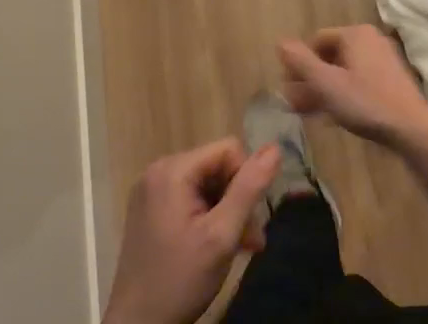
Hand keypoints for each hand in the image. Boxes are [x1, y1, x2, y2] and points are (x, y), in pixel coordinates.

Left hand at [101, 138, 279, 323]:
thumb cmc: (180, 281)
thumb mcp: (222, 235)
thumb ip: (250, 188)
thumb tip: (275, 147)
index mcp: (172, 171)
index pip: (229, 150)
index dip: (246, 180)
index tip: (248, 219)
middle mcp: (159, 172)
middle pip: (219, 167)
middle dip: (239, 200)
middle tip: (251, 240)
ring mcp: (153, 193)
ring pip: (210, 185)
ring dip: (230, 213)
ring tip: (241, 247)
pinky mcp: (152, 212)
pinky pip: (193, 200)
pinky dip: (212, 218)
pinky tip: (219, 246)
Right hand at [277, 25, 427, 147]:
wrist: (410, 126)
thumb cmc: (365, 102)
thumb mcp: (327, 84)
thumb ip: (302, 63)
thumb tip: (280, 42)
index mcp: (355, 34)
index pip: (316, 40)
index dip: (298, 63)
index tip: (287, 88)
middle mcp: (370, 40)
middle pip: (330, 55)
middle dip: (309, 79)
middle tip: (291, 103)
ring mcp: (381, 59)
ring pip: (342, 71)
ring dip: (322, 89)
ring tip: (303, 112)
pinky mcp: (388, 78)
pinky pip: (356, 81)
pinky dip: (340, 93)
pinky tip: (327, 116)